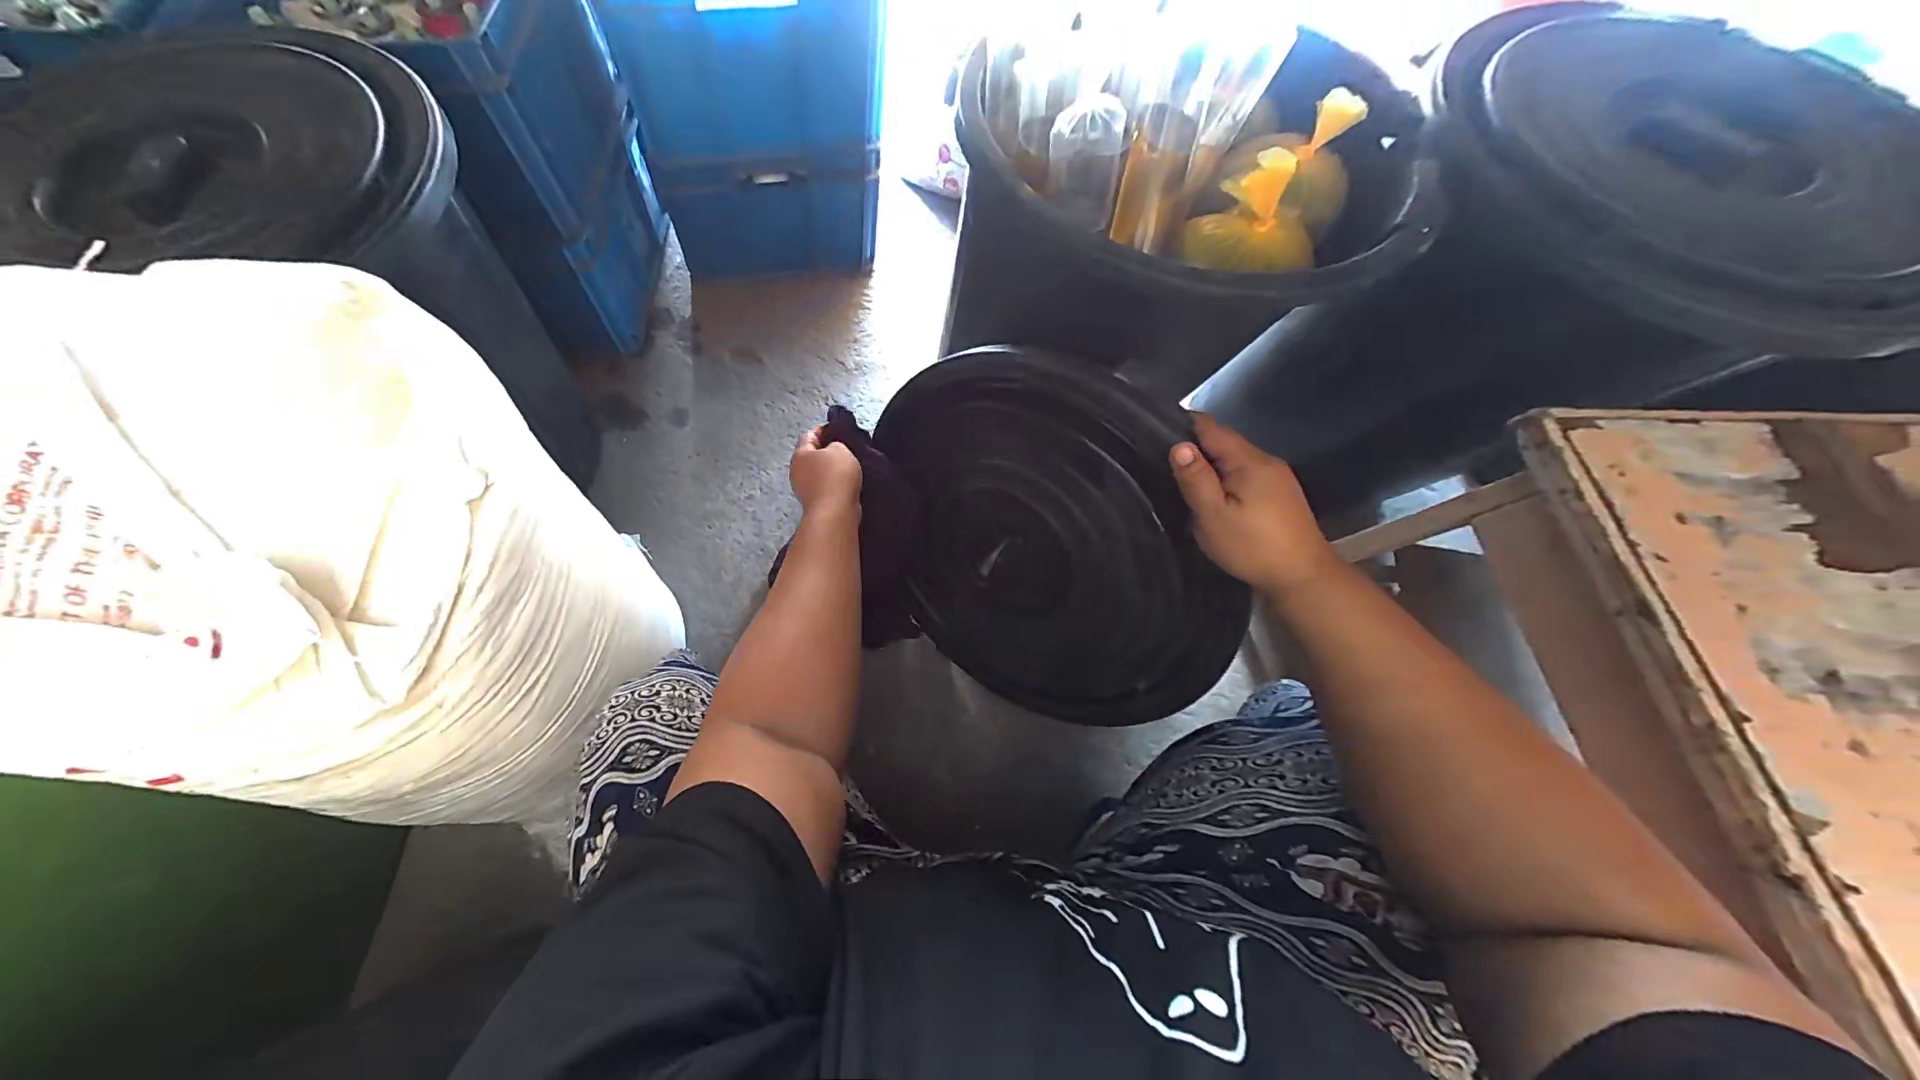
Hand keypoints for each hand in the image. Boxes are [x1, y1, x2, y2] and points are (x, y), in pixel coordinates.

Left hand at [790, 425, 862, 515]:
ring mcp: (804, 488)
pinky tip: (848, 483)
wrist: (836, 511)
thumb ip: (836, 443)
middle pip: (812, 454)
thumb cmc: (836, 476)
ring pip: (819, 472)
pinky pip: (825, 486)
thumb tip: (833, 448)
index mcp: (800, 454)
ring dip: (832, 469)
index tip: (838, 429)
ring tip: (851, 466)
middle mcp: (797, 470)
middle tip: (846, 447)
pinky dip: (835, 483)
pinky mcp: (815, 502)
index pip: (810, 435)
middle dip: (827, 450)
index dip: (824, 429)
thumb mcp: (841, 449)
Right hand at [1170, 413, 1338, 595]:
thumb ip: (1195, 479)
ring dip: (1213, 468)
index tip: (1159, 440)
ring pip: (1236, 461)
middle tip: (1168, 471)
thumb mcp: (1213, 516)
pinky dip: (1228, 480)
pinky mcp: (1282, 494)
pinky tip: (1217, 499)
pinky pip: (1247, 475)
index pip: (1212, 428)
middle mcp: (1267, 461)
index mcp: (1249, 461)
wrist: (1303, 577)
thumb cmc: (1252, 547)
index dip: (1185, 429)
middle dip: (1198, 450)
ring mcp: (1278, 477)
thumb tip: (1179, 445)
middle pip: (1225, 443)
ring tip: (1188, 486)